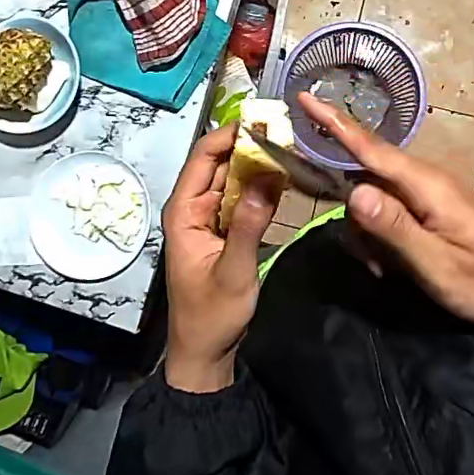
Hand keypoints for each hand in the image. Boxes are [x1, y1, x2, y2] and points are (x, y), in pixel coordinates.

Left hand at [160, 123, 283, 391]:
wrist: (205, 353)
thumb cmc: (212, 315)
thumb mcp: (233, 271)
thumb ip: (248, 225)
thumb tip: (269, 176)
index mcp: (184, 211)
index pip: (203, 157)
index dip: (230, 135)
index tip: (264, 121)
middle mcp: (193, 207)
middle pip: (220, 163)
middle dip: (249, 145)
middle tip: (286, 131)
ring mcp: (208, 217)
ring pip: (232, 178)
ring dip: (257, 164)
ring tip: (290, 146)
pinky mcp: (223, 229)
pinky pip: (240, 198)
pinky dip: (259, 187)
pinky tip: (283, 178)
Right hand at [298, 93, 473, 353]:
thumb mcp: (439, 266)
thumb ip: (395, 227)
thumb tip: (352, 191)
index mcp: (428, 186)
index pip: (371, 148)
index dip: (334, 123)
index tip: (302, 98)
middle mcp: (426, 181)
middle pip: (365, 180)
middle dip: (356, 218)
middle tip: (373, 262)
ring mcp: (430, 194)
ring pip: (374, 200)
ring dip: (370, 234)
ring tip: (389, 270)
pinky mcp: (432, 209)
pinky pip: (391, 212)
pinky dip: (384, 237)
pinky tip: (395, 265)